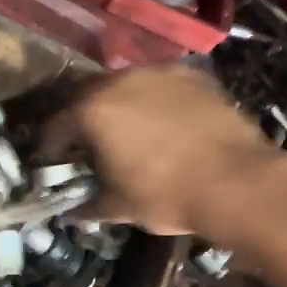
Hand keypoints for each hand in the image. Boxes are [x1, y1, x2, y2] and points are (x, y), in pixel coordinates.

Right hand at [43, 65, 286, 235]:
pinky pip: (161, 88)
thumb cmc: (165, 195)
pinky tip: (159, 128)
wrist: (237, 182)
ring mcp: (162, 73)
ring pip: (127, 86)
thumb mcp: (118, 208)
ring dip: (119, 108)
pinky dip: (152, 104)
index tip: (49, 162)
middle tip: (84, 145)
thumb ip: (88, 206)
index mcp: (94, 110)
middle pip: (90, 96)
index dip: (50, 146)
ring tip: (123, 134)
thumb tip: (70, 213)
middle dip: (83, 120)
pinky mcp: (196, 77)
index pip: (57, 124)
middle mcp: (123, 80)